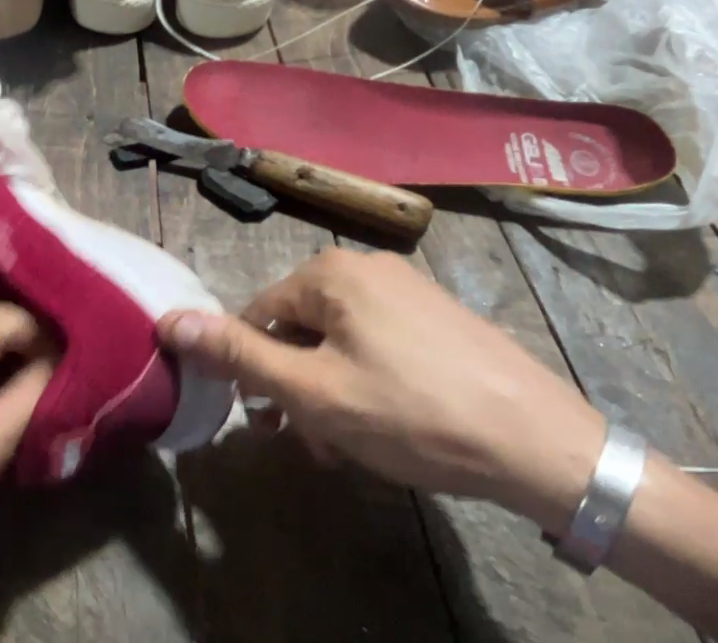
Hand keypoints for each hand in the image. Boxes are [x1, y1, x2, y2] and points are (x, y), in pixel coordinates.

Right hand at [158, 249, 604, 529]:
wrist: (550, 449)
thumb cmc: (415, 415)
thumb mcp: (313, 392)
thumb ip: (236, 355)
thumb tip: (168, 320)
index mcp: (329, 274)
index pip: (256, 315)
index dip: (253, 372)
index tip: (271, 424)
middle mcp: (367, 268)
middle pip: (299, 329)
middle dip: (295, 387)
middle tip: (314, 443)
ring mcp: (411, 291)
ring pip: (339, 343)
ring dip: (329, 393)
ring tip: (350, 447)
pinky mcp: (444, 320)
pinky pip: (380, 346)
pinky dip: (368, 384)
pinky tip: (387, 427)